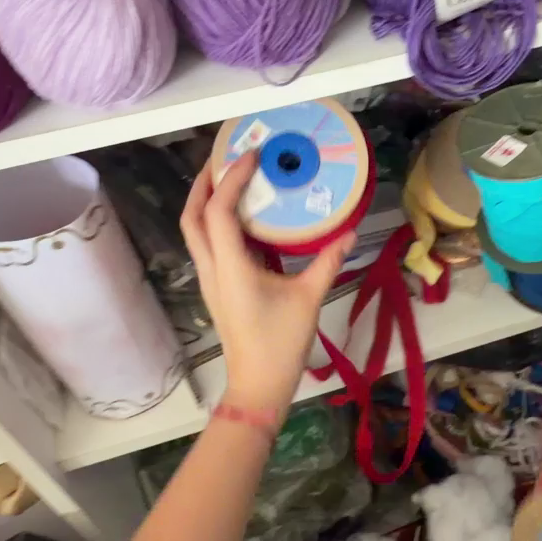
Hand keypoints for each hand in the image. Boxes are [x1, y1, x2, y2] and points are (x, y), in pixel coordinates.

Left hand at [181, 151, 354, 414]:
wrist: (258, 385)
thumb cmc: (281, 343)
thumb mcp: (309, 299)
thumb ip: (328, 262)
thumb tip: (349, 233)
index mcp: (230, 267)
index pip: (218, 210)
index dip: (231, 178)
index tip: (252, 155)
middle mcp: (212, 268)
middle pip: (192, 216)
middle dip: (204, 183)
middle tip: (227, 159)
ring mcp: (211, 280)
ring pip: (195, 231)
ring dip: (207, 202)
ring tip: (232, 180)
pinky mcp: (218, 288)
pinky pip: (209, 246)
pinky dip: (217, 223)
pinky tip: (246, 219)